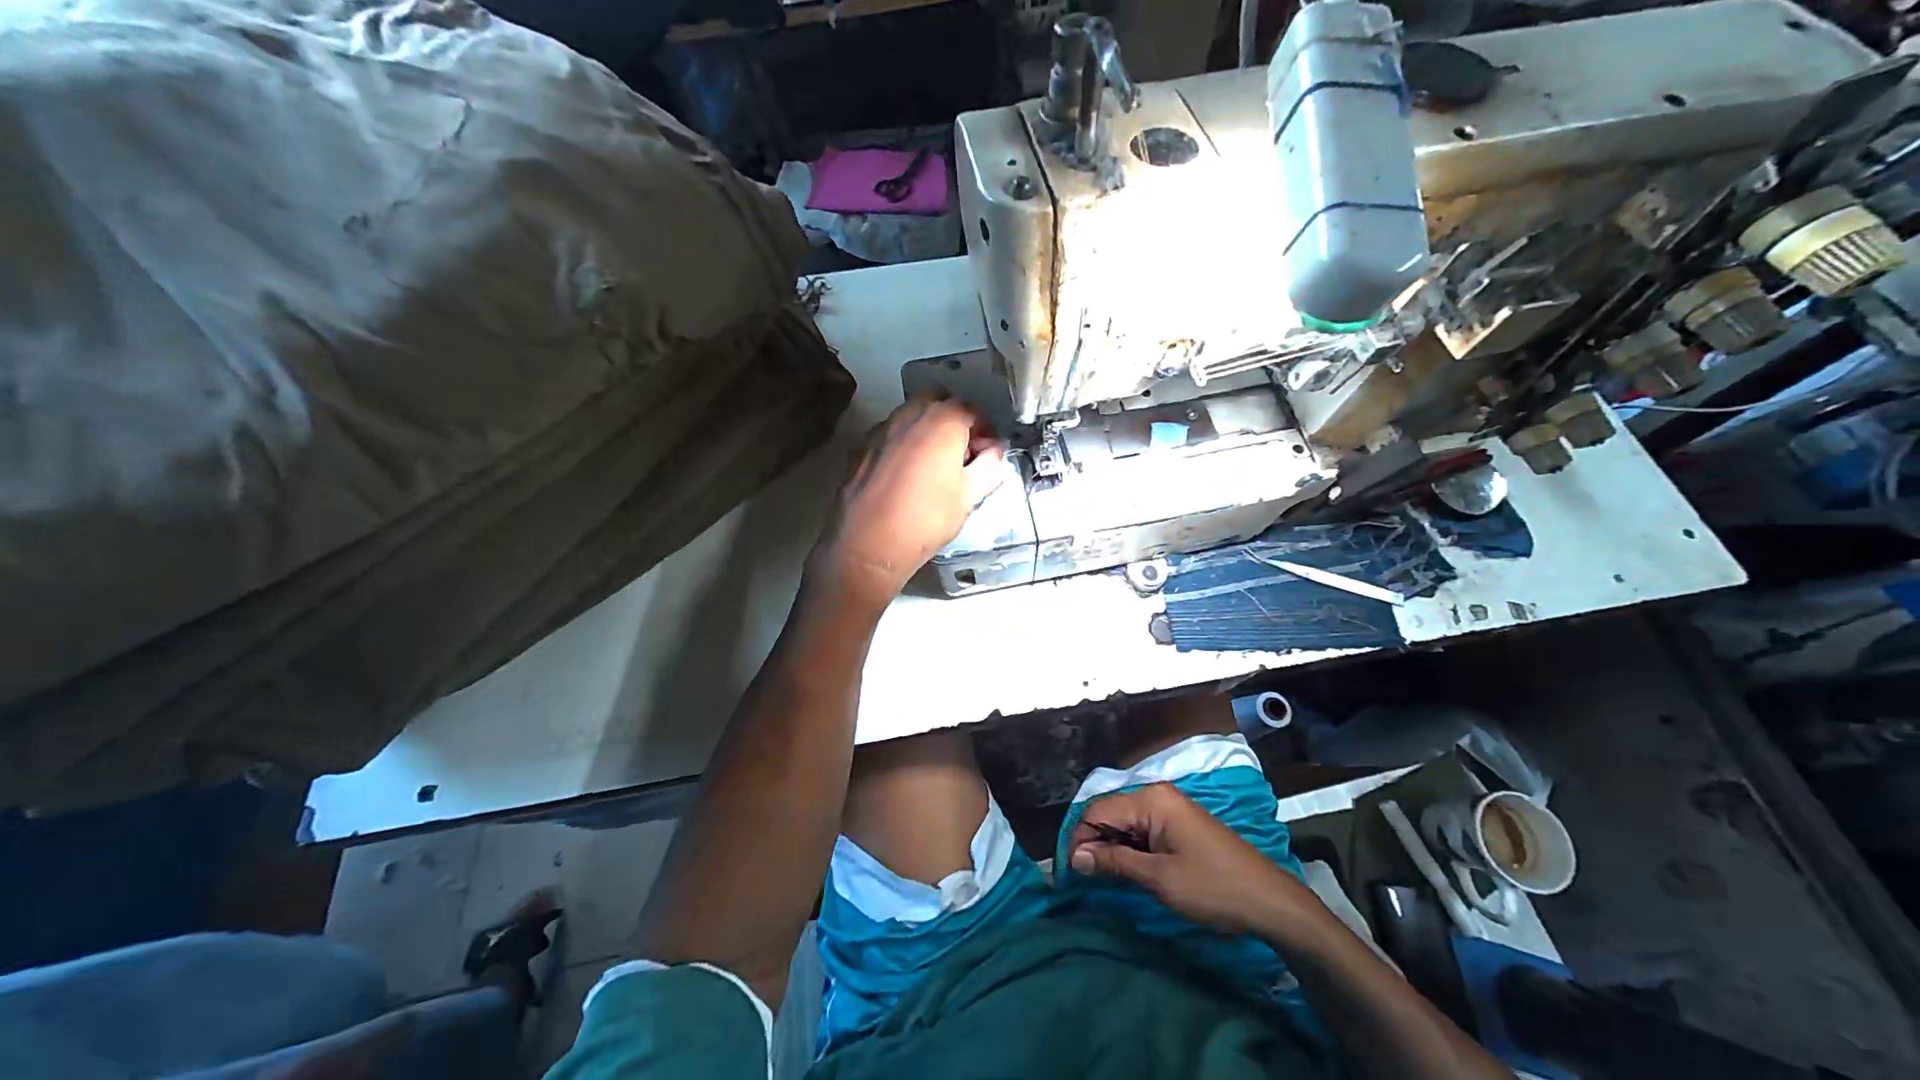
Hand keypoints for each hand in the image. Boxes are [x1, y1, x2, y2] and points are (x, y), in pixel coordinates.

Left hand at [810, 396, 1005, 606]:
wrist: (868, 545)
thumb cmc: (925, 520)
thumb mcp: (969, 497)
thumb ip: (989, 466)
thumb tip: (994, 452)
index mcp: (942, 422)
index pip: (971, 409)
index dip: (984, 429)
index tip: (987, 452)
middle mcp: (909, 416)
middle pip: (937, 400)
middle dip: (953, 419)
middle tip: (961, 451)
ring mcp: (880, 430)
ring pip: (910, 415)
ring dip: (926, 429)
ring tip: (933, 465)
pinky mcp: (861, 448)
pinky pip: (889, 435)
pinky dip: (903, 443)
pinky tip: (906, 475)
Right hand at [1068, 783, 1311, 936]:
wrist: (1269, 901)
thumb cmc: (1213, 887)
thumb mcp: (1159, 878)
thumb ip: (1113, 861)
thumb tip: (1075, 857)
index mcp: (1152, 799)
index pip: (1097, 809)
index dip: (1078, 838)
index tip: (1070, 871)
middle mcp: (1158, 794)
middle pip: (1109, 812)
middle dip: (1092, 841)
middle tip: (1082, 876)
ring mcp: (1170, 808)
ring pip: (1124, 821)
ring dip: (1109, 846)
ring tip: (1100, 876)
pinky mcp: (1178, 823)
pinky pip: (1141, 828)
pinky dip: (1128, 847)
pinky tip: (1125, 869)